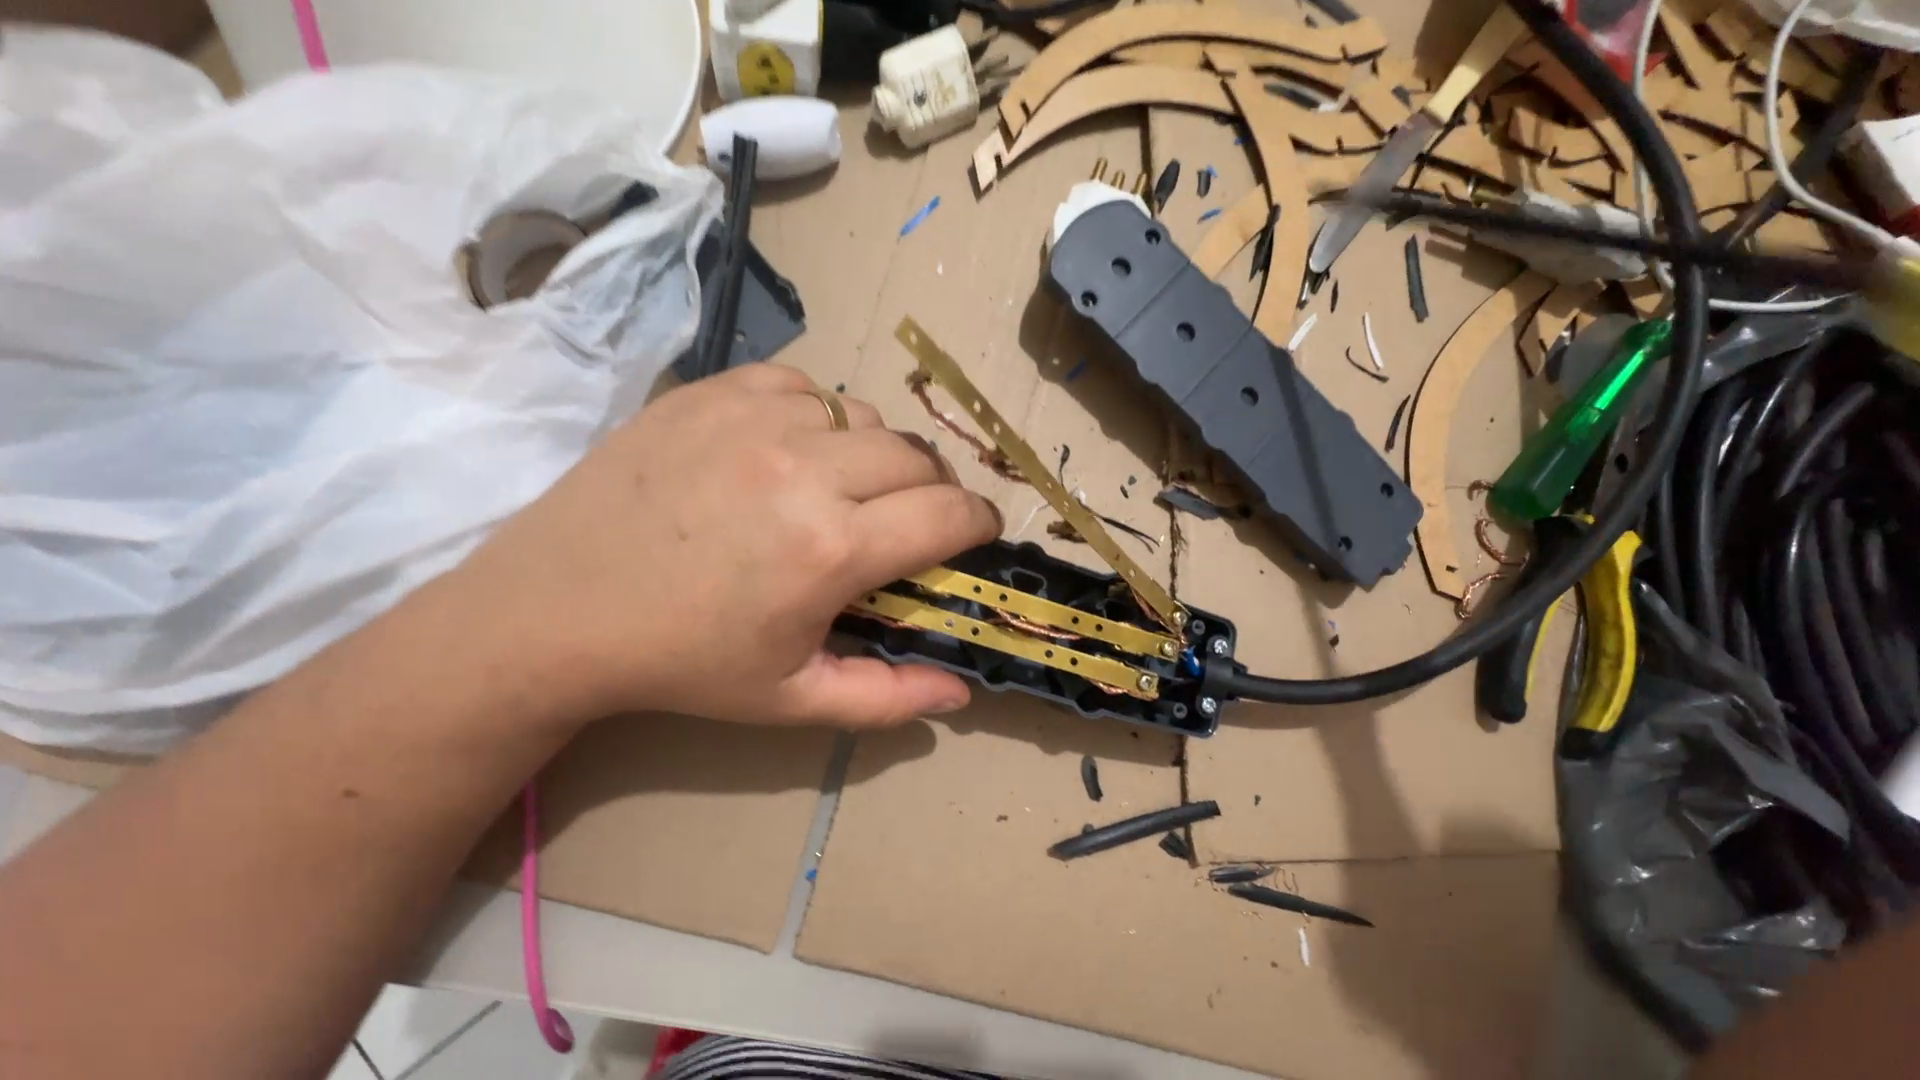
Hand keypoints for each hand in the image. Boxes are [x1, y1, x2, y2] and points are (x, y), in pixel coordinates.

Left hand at [443, 364, 1000, 729]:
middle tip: (908, 519)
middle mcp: (805, 469)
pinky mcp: (712, 391)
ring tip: (841, 486)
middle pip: (917, 455)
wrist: (556, 609)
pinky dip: (814, 416)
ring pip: (862, 414)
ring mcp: (754, 419)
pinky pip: (801, 385)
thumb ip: (886, 698)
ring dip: (872, 452)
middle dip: (931, 489)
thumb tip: (960, 692)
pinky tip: (786, 452)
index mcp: (831, 549)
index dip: (978, 523)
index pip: (950, 513)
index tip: (974, 535)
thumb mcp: (789, 698)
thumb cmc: (682, 662)